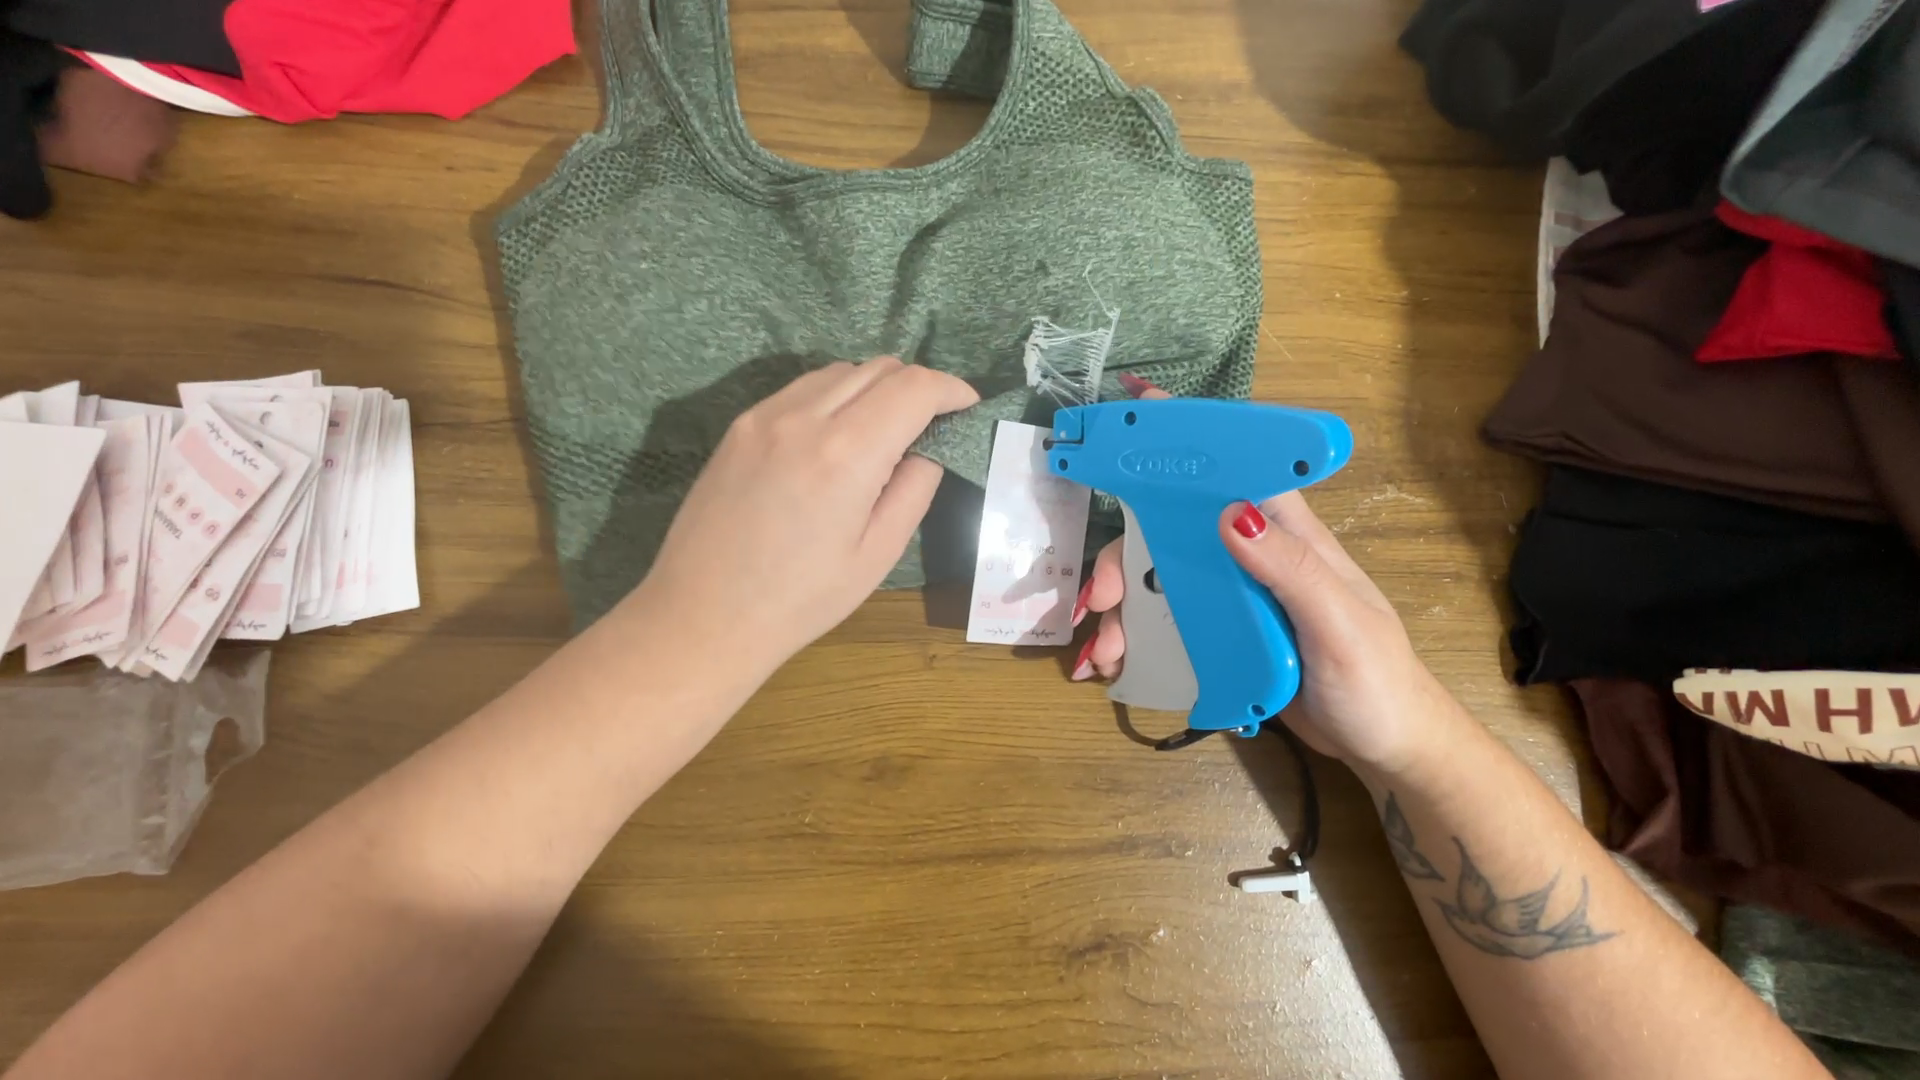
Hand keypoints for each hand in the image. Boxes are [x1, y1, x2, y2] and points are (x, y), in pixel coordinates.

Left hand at [623, 357, 978, 678]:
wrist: (704, 615)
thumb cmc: (801, 599)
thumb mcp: (878, 554)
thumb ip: (914, 488)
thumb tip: (927, 446)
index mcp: (846, 453)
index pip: (913, 387)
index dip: (951, 388)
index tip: (966, 405)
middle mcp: (803, 417)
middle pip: (879, 367)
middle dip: (916, 386)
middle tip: (930, 425)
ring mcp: (764, 415)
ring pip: (839, 370)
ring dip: (875, 387)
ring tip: (884, 431)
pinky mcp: (740, 425)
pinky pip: (802, 388)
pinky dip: (835, 396)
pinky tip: (836, 437)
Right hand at [1074, 384, 1452, 773]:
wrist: (1381, 746)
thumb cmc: (1375, 681)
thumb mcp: (1341, 625)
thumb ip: (1292, 571)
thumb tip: (1231, 512)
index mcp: (1286, 536)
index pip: (1233, 471)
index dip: (1186, 440)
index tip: (1132, 417)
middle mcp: (1248, 556)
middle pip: (1169, 532)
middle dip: (1122, 559)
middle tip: (1100, 601)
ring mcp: (1229, 596)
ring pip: (1156, 579)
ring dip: (1121, 608)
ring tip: (1106, 653)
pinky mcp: (1217, 634)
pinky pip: (1162, 623)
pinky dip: (1131, 638)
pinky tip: (1113, 663)